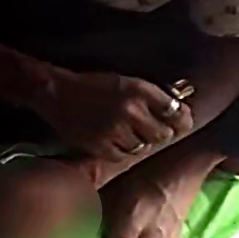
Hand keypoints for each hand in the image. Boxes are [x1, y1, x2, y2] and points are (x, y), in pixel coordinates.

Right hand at [38, 69, 193, 161]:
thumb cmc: (91, 85)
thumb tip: (181, 102)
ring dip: (137, 143)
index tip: (179, 124)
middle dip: (158, 134)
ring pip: (142, 147)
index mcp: (140, 90)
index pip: (175, 112)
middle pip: (162, 134)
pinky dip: (119, 151)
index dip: (181, 121)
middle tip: (149, 131)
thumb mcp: (125, 82)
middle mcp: (131, 110)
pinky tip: (112, 142)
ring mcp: (115, 129)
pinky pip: (121, 156)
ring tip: (126, 135)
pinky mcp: (99, 144)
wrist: (56, 93)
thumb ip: (152, 94)